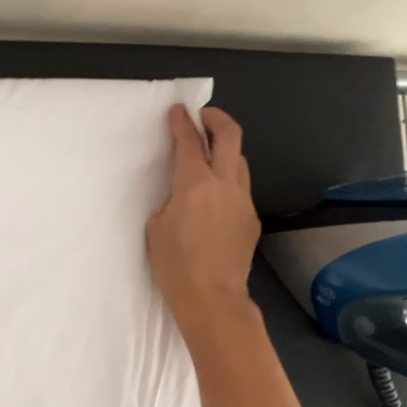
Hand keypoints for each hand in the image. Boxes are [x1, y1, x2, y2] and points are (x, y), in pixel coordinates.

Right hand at [146, 105, 260, 335]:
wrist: (212, 296)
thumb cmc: (174, 264)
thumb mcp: (156, 227)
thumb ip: (170, 200)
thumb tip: (180, 193)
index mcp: (195, 185)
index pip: (190, 142)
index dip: (182, 122)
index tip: (178, 110)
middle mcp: (224, 184)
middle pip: (230, 136)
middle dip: (217, 119)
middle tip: (204, 116)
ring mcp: (242, 200)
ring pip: (240, 161)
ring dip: (226, 149)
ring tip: (210, 153)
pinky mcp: (250, 218)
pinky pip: (240, 188)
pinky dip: (228, 180)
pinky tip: (214, 196)